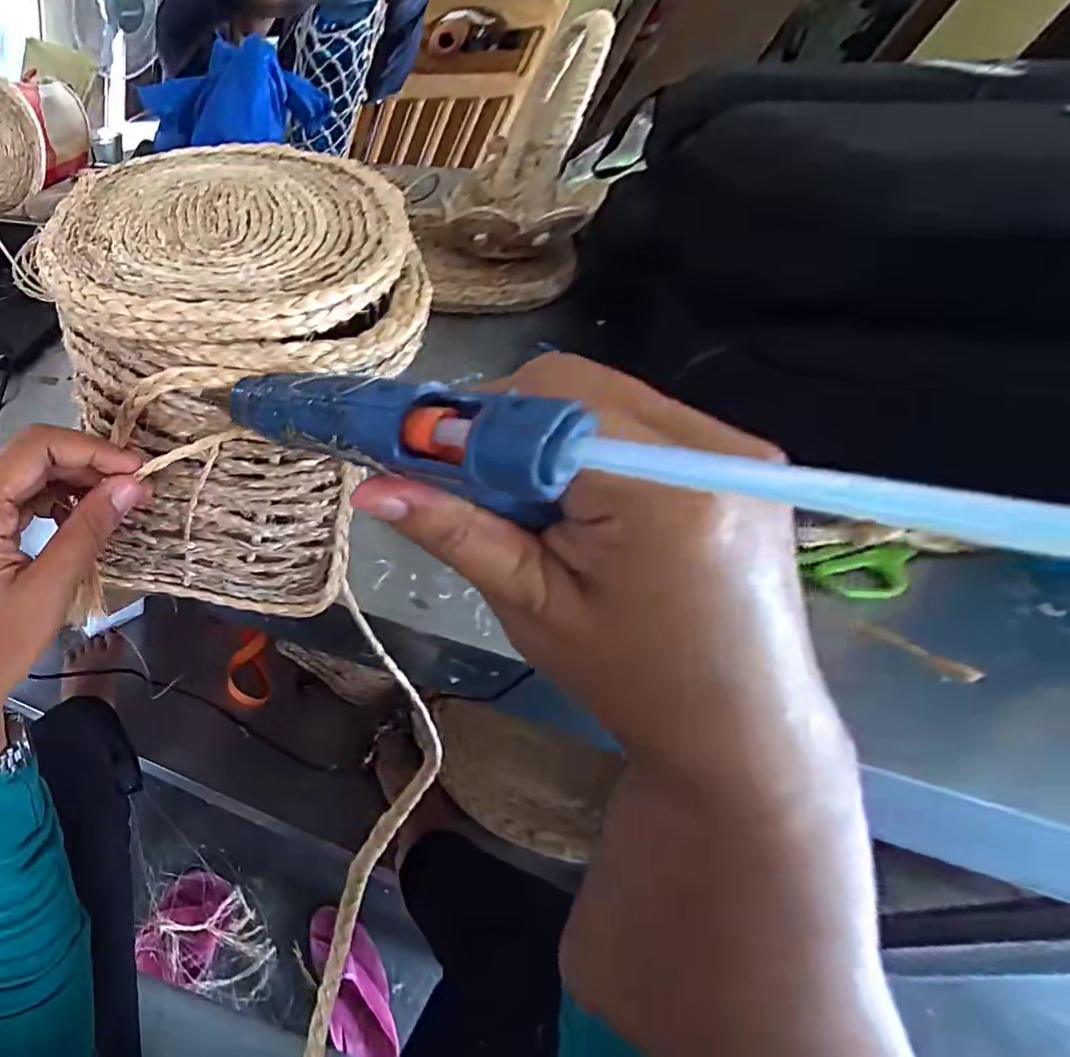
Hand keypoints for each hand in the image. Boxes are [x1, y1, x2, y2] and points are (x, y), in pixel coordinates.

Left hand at [0, 425, 150, 779]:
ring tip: (116, 500)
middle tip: (134, 485)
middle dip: (85, 464)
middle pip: (30, 457)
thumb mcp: (48, 589)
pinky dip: (54, 503)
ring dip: (72, 482)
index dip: (91, 449)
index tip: (135, 467)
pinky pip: (18, 502)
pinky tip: (83, 516)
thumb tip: (130, 486)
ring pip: (26, 477)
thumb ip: (88, 530)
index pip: (35, 448)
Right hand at [351, 354, 842, 789]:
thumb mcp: (524, 602)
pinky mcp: (732, 459)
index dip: (467, 421)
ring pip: (594, 395)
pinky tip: (561, 498)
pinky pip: (625, 419)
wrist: (740, 725)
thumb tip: (370, 489)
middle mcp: (713, 448)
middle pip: (569, 386)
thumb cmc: (627, 676)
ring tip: (510, 498)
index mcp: (664, 490)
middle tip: (457, 480)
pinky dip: (570, 443)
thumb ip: (452, 530)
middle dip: (496, 422)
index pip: (544, 406)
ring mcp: (733, 448)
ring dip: (531, 433)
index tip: (411, 456)